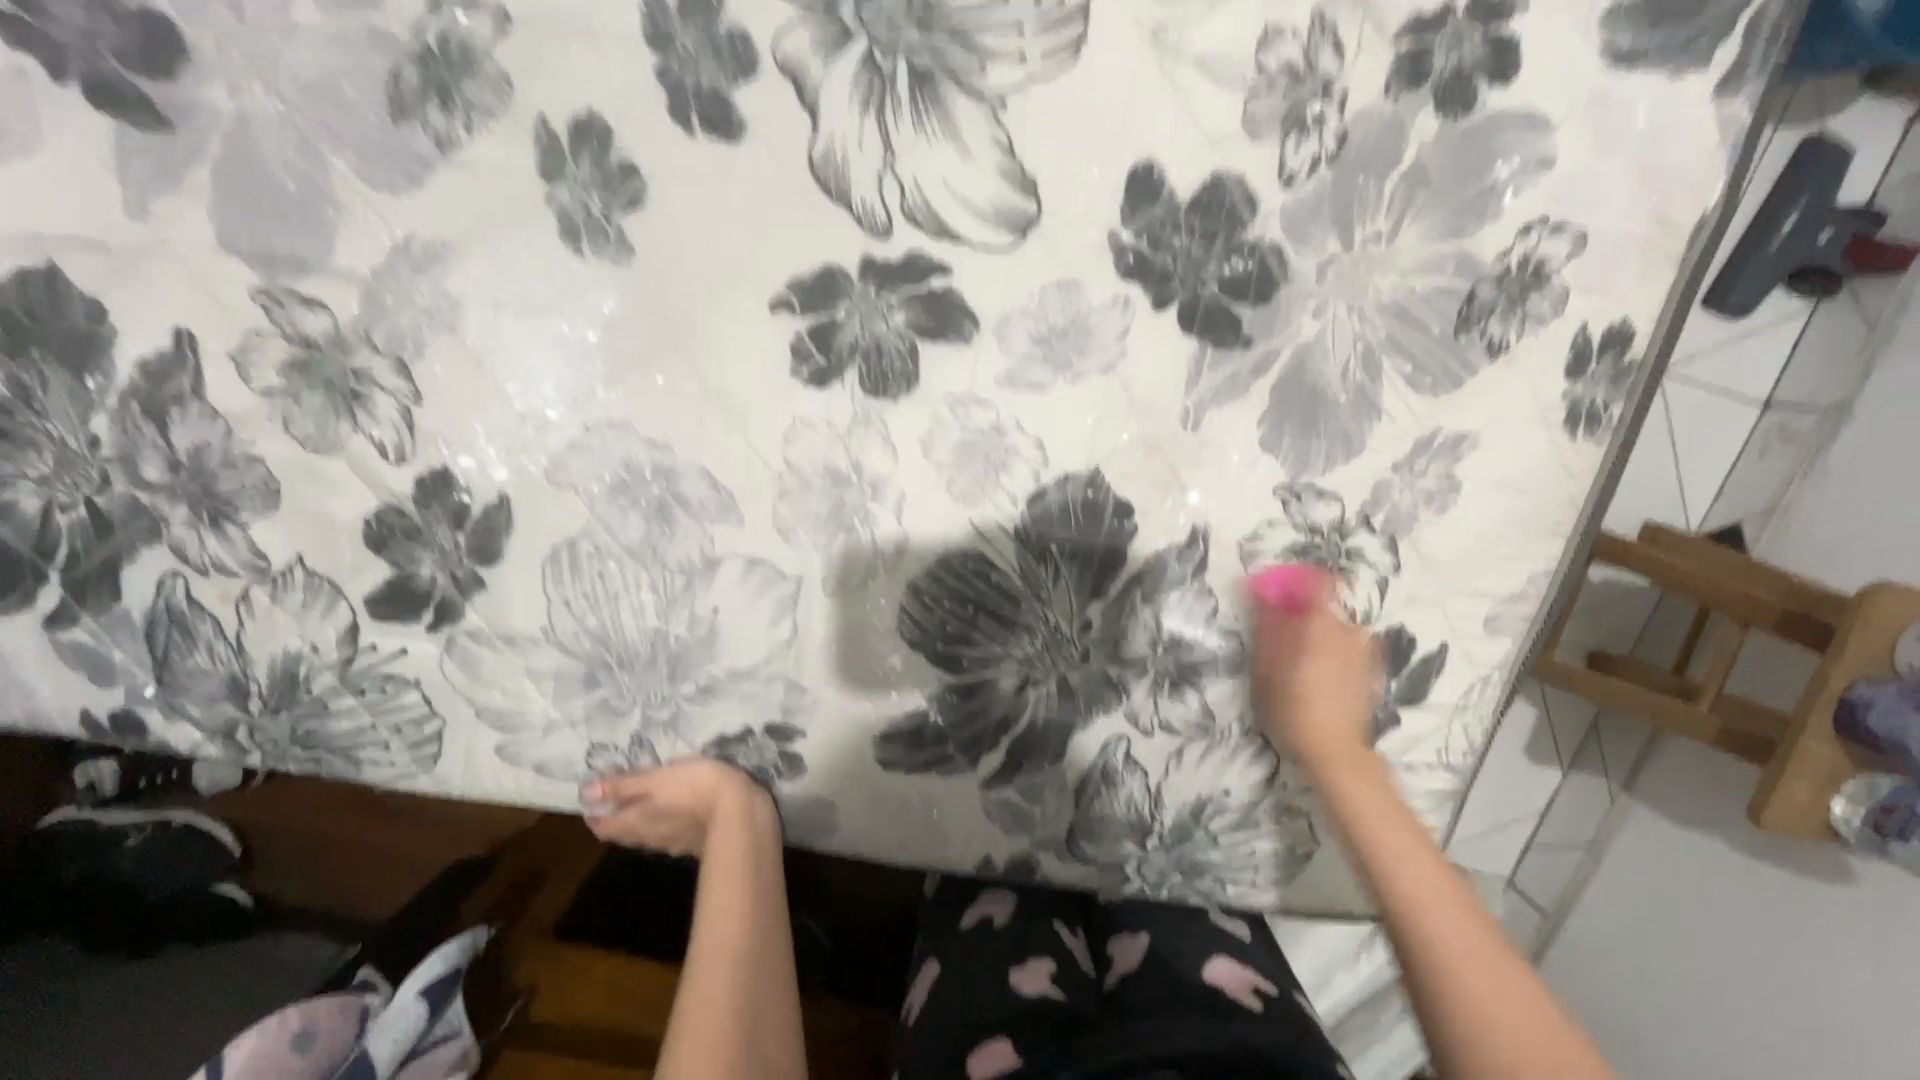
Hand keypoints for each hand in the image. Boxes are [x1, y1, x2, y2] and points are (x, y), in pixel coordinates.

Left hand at [581, 759, 775, 857]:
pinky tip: (680, 812)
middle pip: (625, 832)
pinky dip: (668, 824)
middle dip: (620, 816)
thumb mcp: (657, 778)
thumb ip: (624, 785)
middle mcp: (649, 839)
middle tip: (624, 795)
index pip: (603, 827)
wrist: (741, 814)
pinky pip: (672, 835)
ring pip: (649, 835)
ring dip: (644, 821)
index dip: (596, 813)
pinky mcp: (696, 843)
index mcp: (635, 823)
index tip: (597, 798)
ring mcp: (673, 844)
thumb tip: (585, 792)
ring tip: (652, 801)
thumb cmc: (695, 788)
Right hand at [1248, 565, 1381, 777]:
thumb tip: (1262, 591)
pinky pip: (1349, 646)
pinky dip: (1333, 651)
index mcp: (1322, 623)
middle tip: (1282, 641)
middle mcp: (1350, 629)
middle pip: (1326, 605)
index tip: (1280, 593)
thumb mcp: (1265, 668)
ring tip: (1300, 664)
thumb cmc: (1291, 709)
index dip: (1299, 580)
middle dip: (1304, 615)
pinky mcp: (1372, 668)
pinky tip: (1320, 678)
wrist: (1335, 753)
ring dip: (1319, 635)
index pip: (1320, 580)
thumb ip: (1267, 625)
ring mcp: (1366, 649)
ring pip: (1338, 627)